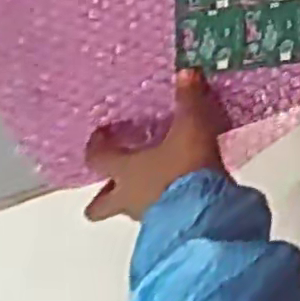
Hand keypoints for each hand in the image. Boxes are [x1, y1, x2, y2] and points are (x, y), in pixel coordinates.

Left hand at [84, 69, 229, 221]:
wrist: (203, 209)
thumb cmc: (186, 166)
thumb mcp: (191, 127)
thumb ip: (188, 101)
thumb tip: (186, 72)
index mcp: (125, 171)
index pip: (98, 158)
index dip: (97, 146)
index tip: (101, 134)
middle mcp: (127, 196)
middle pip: (99, 204)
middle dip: (104, 193)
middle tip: (117, 180)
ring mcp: (145, 216)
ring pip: (129, 210)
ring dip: (137, 200)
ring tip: (158, 186)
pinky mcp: (167, 228)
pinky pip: (158, 217)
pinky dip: (164, 207)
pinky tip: (181, 196)